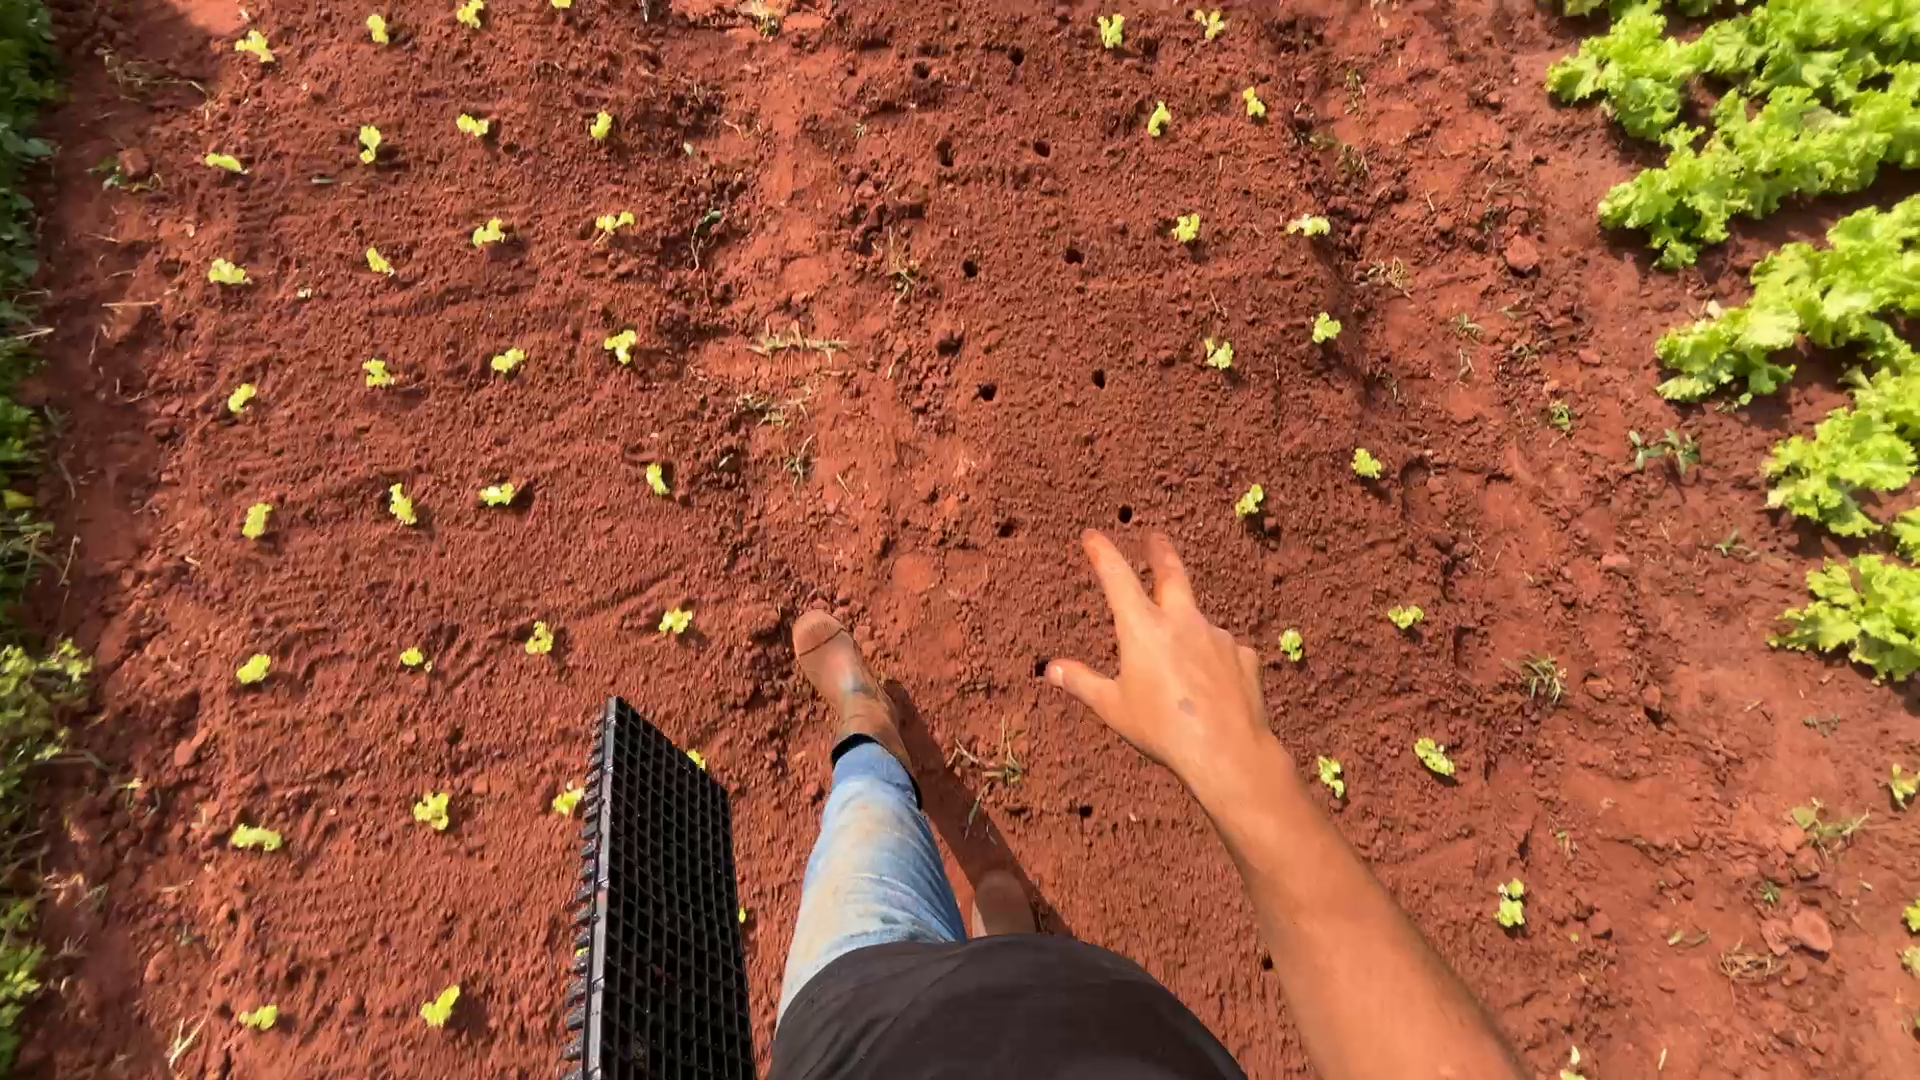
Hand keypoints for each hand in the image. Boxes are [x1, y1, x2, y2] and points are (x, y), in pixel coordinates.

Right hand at [1047, 530, 1287, 800]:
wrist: (1227, 752)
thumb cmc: (1161, 729)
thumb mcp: (1112, 707)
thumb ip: (1082, 683)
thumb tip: (1051, 669)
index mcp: (1143, 628)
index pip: (1117, 578)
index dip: (1102, 553)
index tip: (1092, 536)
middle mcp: (1182, 621)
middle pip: (1171, 574)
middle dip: (1160, 552)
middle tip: (1155, 538)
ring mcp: (1217, 636)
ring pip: (1197, 621)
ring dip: (1186, 626)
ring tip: (1181, 660)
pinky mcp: (1243, 656)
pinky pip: (1223, 650)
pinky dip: (1213, 658)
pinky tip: (1212, 683)